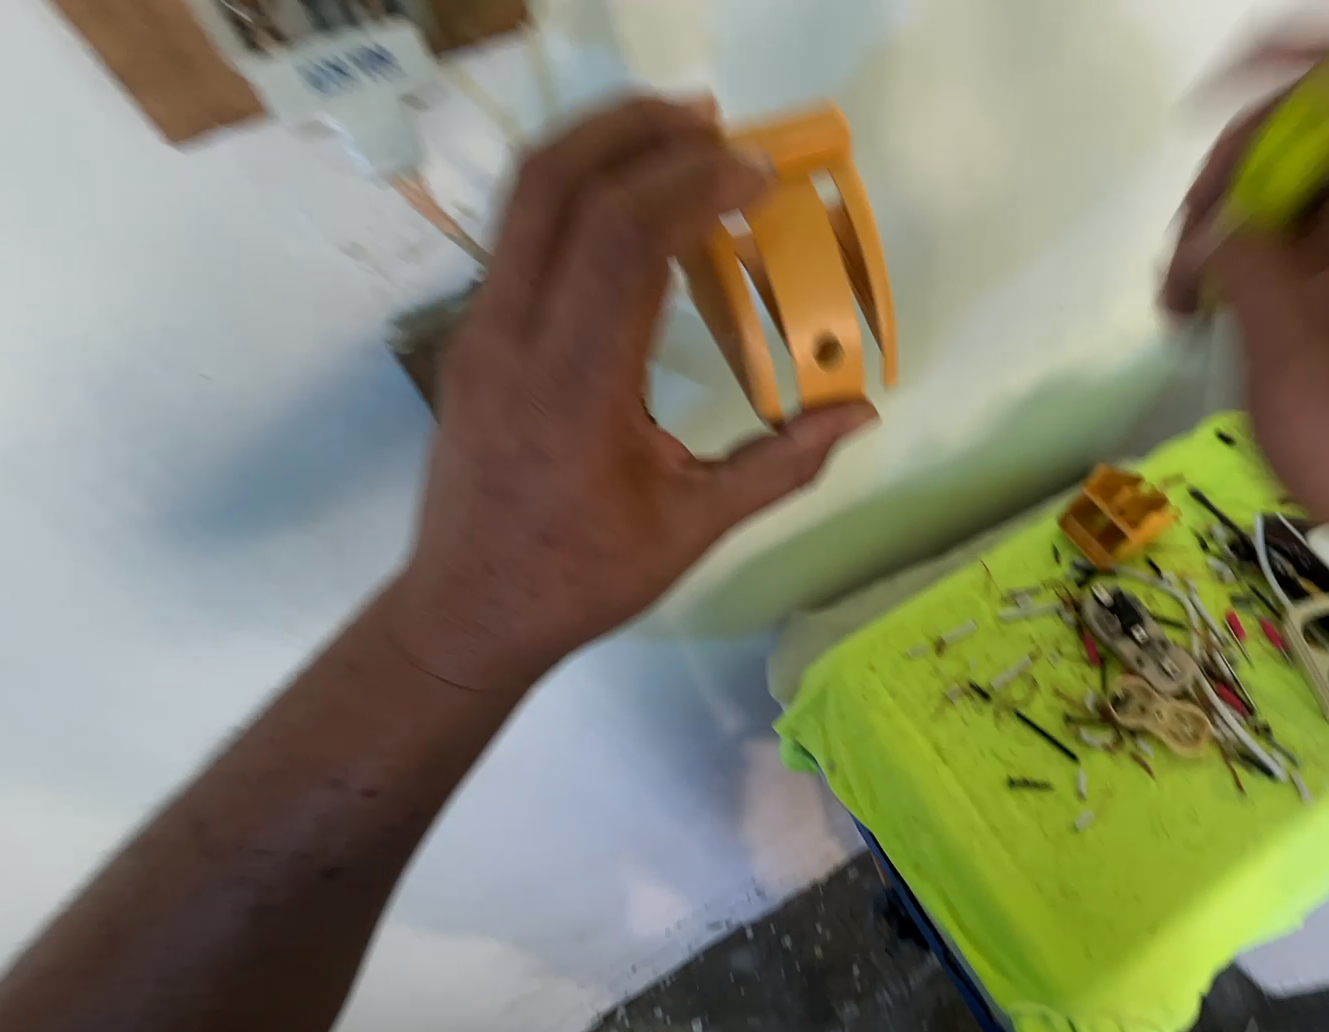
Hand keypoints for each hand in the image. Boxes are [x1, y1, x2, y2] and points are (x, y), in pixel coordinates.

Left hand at [390, 97, 877, 690]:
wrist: (468, 609)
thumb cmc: (584, 577)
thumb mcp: (695, 528)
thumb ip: (783, 464)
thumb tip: (861, 414)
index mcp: (575, 390)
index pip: (626, 242)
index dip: (695, 187)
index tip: (757, 175)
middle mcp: (513, 339)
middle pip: (561, 185)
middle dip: (641, 132)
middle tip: (715, 125)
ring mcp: (478, 331)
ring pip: (524, 196)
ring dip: (600, 146)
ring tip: (673, 135)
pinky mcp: (471, 336)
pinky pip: (519, 233)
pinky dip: (576, 193)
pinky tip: (627, 207)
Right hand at [1162, 49, 1328, 567]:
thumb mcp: (1303, 360)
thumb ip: (1256, 270)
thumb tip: (1214, 227)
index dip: (1293, 65)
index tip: (1206, 107)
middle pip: (1307, 137)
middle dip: (1226, 180)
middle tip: (1186, 258)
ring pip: (1280, 196)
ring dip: (1216, 233)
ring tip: (1179, 303)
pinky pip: (1279, 247)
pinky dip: (1229, 267)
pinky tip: (1197, 315)